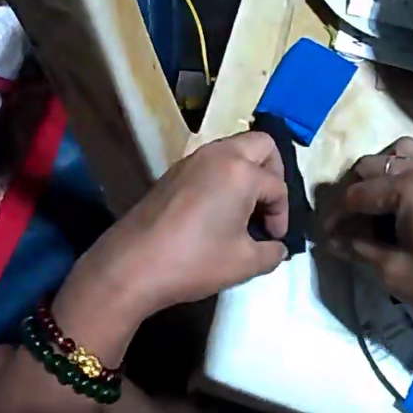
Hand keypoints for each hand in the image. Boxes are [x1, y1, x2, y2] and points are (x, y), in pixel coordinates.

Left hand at [65, 132, 291, 317]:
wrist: (130, 266)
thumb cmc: (193, 261)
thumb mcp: (244, 264)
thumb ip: (272, 253)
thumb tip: (276, 247)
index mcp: (241, 172)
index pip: (277, 186)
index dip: (281, 215)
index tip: (273, 239)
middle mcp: (219, 155)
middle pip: (262, 146)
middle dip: (273, 173)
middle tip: (266, 206)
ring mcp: (193, 160)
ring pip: (235, 149)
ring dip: (248, 172)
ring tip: (244, 209)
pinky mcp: (174, 171)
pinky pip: (212, 162)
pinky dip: (225, 176)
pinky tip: (218, 210)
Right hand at [323, 138, 412, 354]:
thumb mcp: (396, 272)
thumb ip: (360, 248)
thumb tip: (332, 239)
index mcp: (409, 185)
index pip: (357, 193)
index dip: (335, 216)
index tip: (323, 238)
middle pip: (375, 164)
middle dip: (353, 191)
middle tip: (345, 225)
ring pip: (400, 156)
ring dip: (379, 176)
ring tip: (371, 211)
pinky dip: (402, 179)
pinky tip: (398, 213)